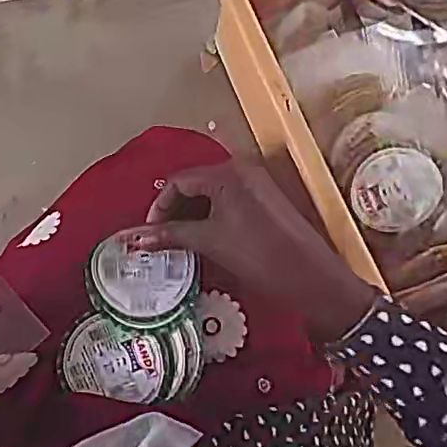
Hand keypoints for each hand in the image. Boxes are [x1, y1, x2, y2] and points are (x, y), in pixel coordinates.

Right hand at [122, 160, 377, 343]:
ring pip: (213, 192)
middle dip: (175, 209)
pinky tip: (205, 237)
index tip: (150, 231)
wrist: (312, 277)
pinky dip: (212, 215)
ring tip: (180, 239)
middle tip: (161, 236)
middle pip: (196, 182)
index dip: (160, 206)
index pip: (179, 180)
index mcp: (227, 172)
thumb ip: (171, 235)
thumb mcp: (210, 242)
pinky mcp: (267, 199)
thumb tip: (134, 238)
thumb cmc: (260, 256)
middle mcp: (243, 169)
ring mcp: (258, 183)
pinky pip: (230, 199)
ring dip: (193, 213)